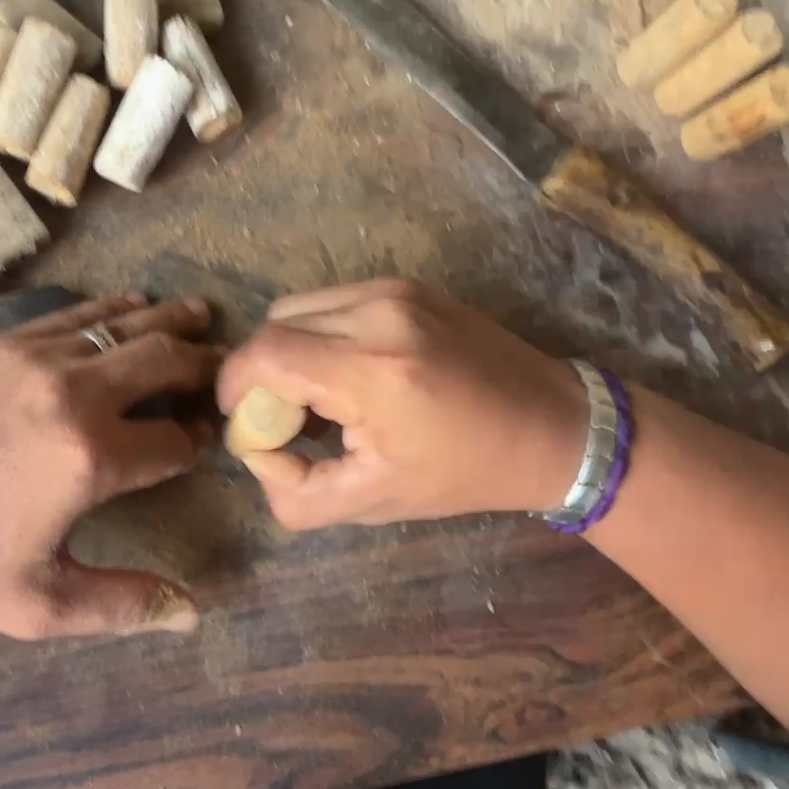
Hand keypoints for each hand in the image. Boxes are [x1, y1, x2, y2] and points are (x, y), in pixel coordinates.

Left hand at [0, 295, 219, 640]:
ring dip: (172, 323)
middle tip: (225, 371)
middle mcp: (76, 394)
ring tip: (204, 318)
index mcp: (93, 459)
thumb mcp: (37, 604)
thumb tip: (192, 610)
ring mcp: (37, 357)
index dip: (200, 443)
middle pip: (165, 362)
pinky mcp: (4, 340)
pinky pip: (75, 314)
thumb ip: (123, 605)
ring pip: (126, 325)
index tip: (207, 442)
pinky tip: (134, 305)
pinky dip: (114, 309)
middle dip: (205, 368)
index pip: (175, 441)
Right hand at [217, 280, 588, 529]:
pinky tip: (347, 372)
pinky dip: (318, 334)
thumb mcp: (371, 503)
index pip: (264, 354)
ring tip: (319, 395)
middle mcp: (379, 315)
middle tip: (285, 418)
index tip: (243, 419)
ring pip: (297, 308)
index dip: (235, 385)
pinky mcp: (407, 285)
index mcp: (372, 372)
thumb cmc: (464, 473)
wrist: (553, 428)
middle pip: (274, 326)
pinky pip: (331, 301)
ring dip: (288, 351)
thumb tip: (258, 453)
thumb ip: (293, 491)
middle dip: (261, 374)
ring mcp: (395, 291)